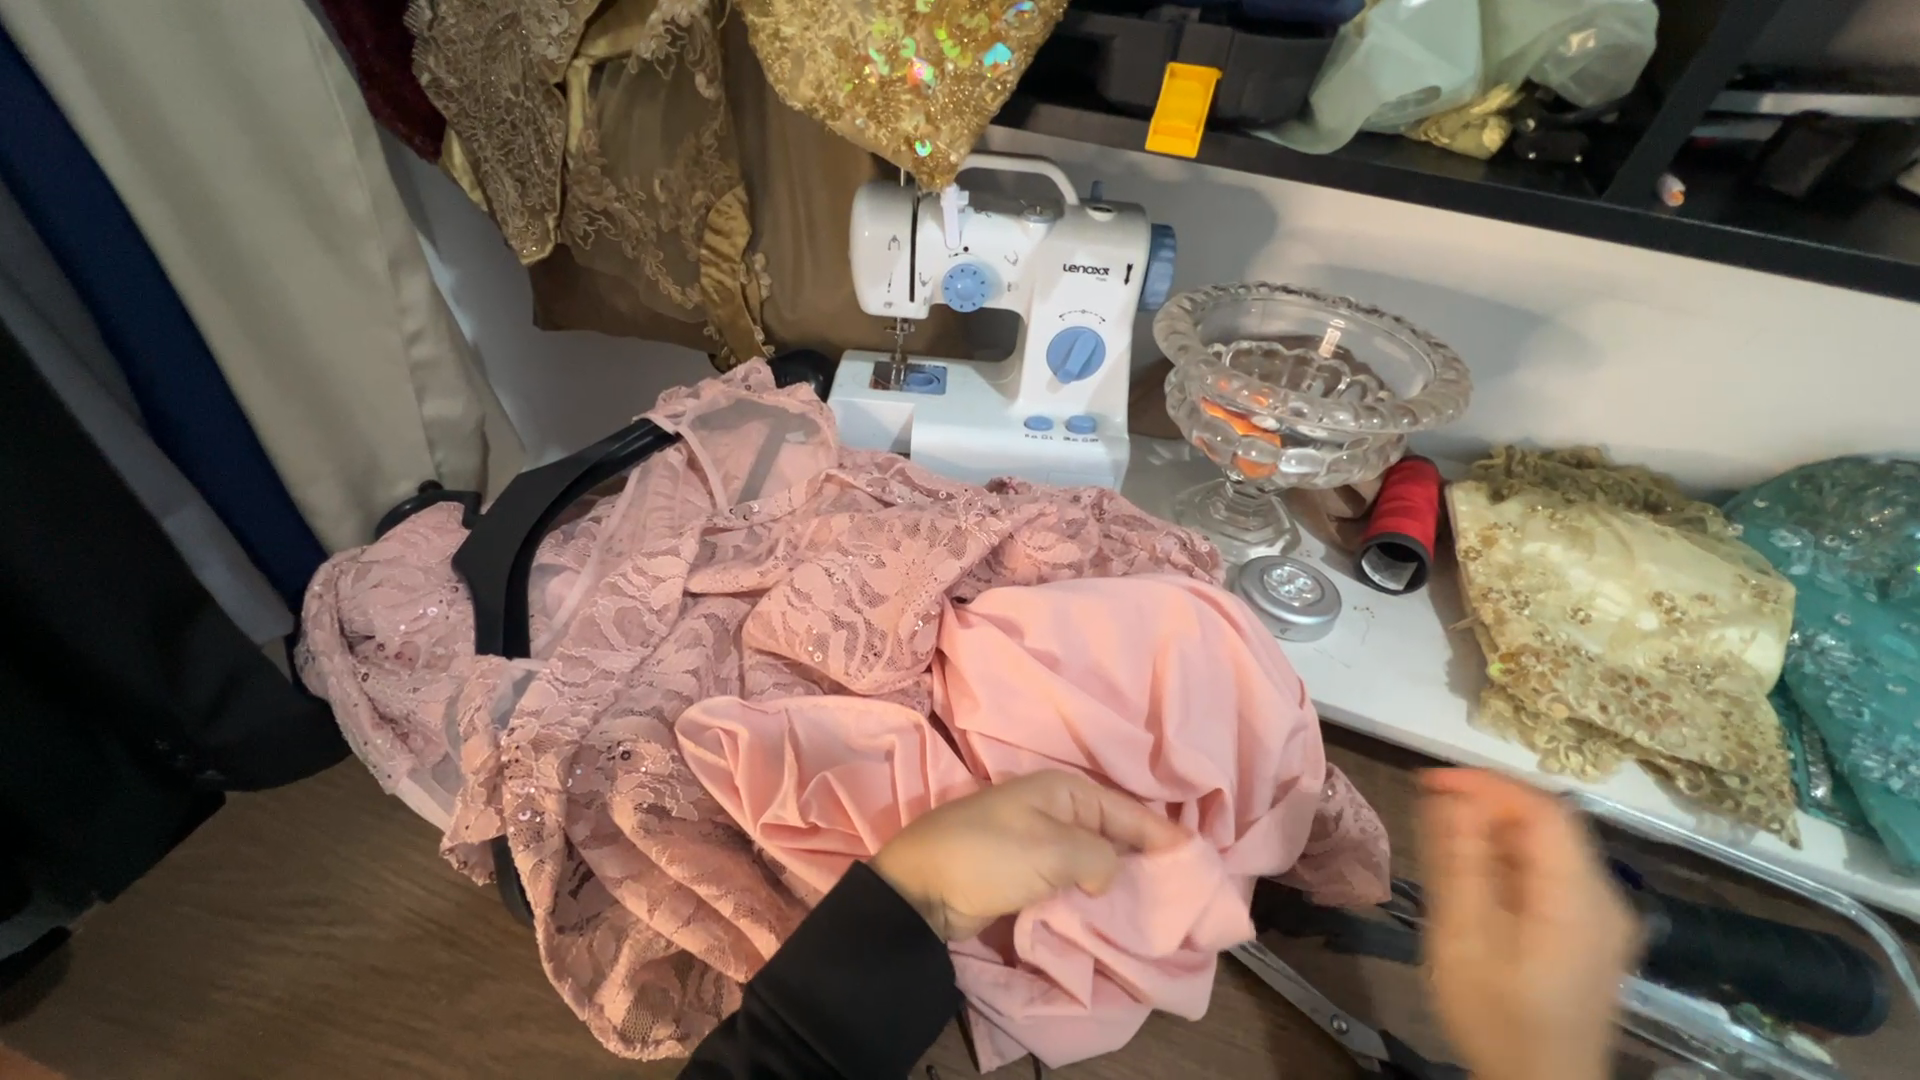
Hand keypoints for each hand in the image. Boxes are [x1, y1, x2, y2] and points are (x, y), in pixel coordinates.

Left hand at [869, 770, 1188, 941]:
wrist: (922, 886)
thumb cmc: (988, 856)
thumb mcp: (1051, 852)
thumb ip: (1098, 858)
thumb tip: (1110, 874)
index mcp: (1064, 790)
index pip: (1126, 810)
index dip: (1162, 834)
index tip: (1198, 861)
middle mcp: (1056, 808)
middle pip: (1114, 831)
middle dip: (1146, 857)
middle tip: (1184, 889)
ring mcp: (1041, 839)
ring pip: (1096, 856)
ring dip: (1121, 878)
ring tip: (1158, 905)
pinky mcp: (1028, 869)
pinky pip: (1074, 877)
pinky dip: (1095, 892)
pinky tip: (1115, 912)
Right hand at [1418, 769, 1641, 1079]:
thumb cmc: (1497, 1016)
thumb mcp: (1465, 938)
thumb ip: (1461, 863)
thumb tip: (1453, 799)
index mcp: (1579, 898)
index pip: (1544, 810)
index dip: (1486, 783)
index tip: (1428, 781)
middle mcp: (1605, 900)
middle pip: (1550, 824)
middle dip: (1486, 803)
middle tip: (1427, 808)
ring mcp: (1602, 918)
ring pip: (1548, 846)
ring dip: (1493, 830)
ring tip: (1440, 838)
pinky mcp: (1590, 932)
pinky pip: (1550, 872)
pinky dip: (1507, 857)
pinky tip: (1471, 873)